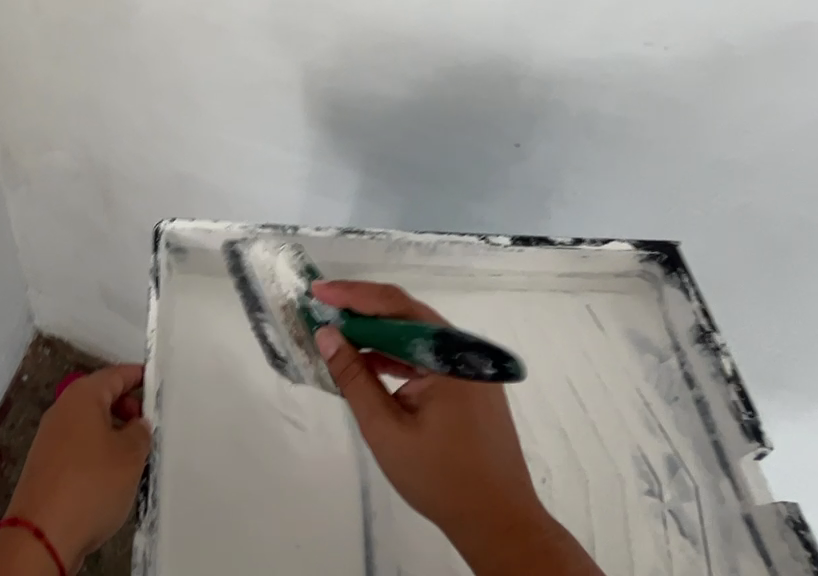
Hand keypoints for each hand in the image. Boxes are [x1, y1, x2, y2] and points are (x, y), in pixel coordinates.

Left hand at [3, 363, 151, 563]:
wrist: (42, 534)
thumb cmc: (90, 485)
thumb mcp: (130, 456)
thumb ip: (140, 433)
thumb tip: (136, 425)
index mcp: (82, 396)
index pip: (114, 375)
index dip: (137, 376)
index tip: (154, 381)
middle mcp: (62, 409)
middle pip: (100, 397)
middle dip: (126, 407)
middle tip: (147, 427)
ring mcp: (50, 437)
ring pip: (89, 423)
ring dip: (112, 433)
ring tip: (134, 456)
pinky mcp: (46, 464)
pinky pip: (79, 445)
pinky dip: (97, 451)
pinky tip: (110, 476)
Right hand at [312, 281, 587, 567]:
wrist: (500, 525)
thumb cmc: (440, 478)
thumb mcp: (384, 428)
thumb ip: (353, 377)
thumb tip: (326, 334)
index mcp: (449, 356)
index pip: (394, 306)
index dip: (352, 295)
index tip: (316, 292)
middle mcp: (465, 352)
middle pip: (406, 315)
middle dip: (361, 310)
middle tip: (322, 309)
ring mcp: (472, 369)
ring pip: (416, 336)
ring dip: (377, 334)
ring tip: (338, 336)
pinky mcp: (471, 386)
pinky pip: (428, 356)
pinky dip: (396, 355)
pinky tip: (370, 364)